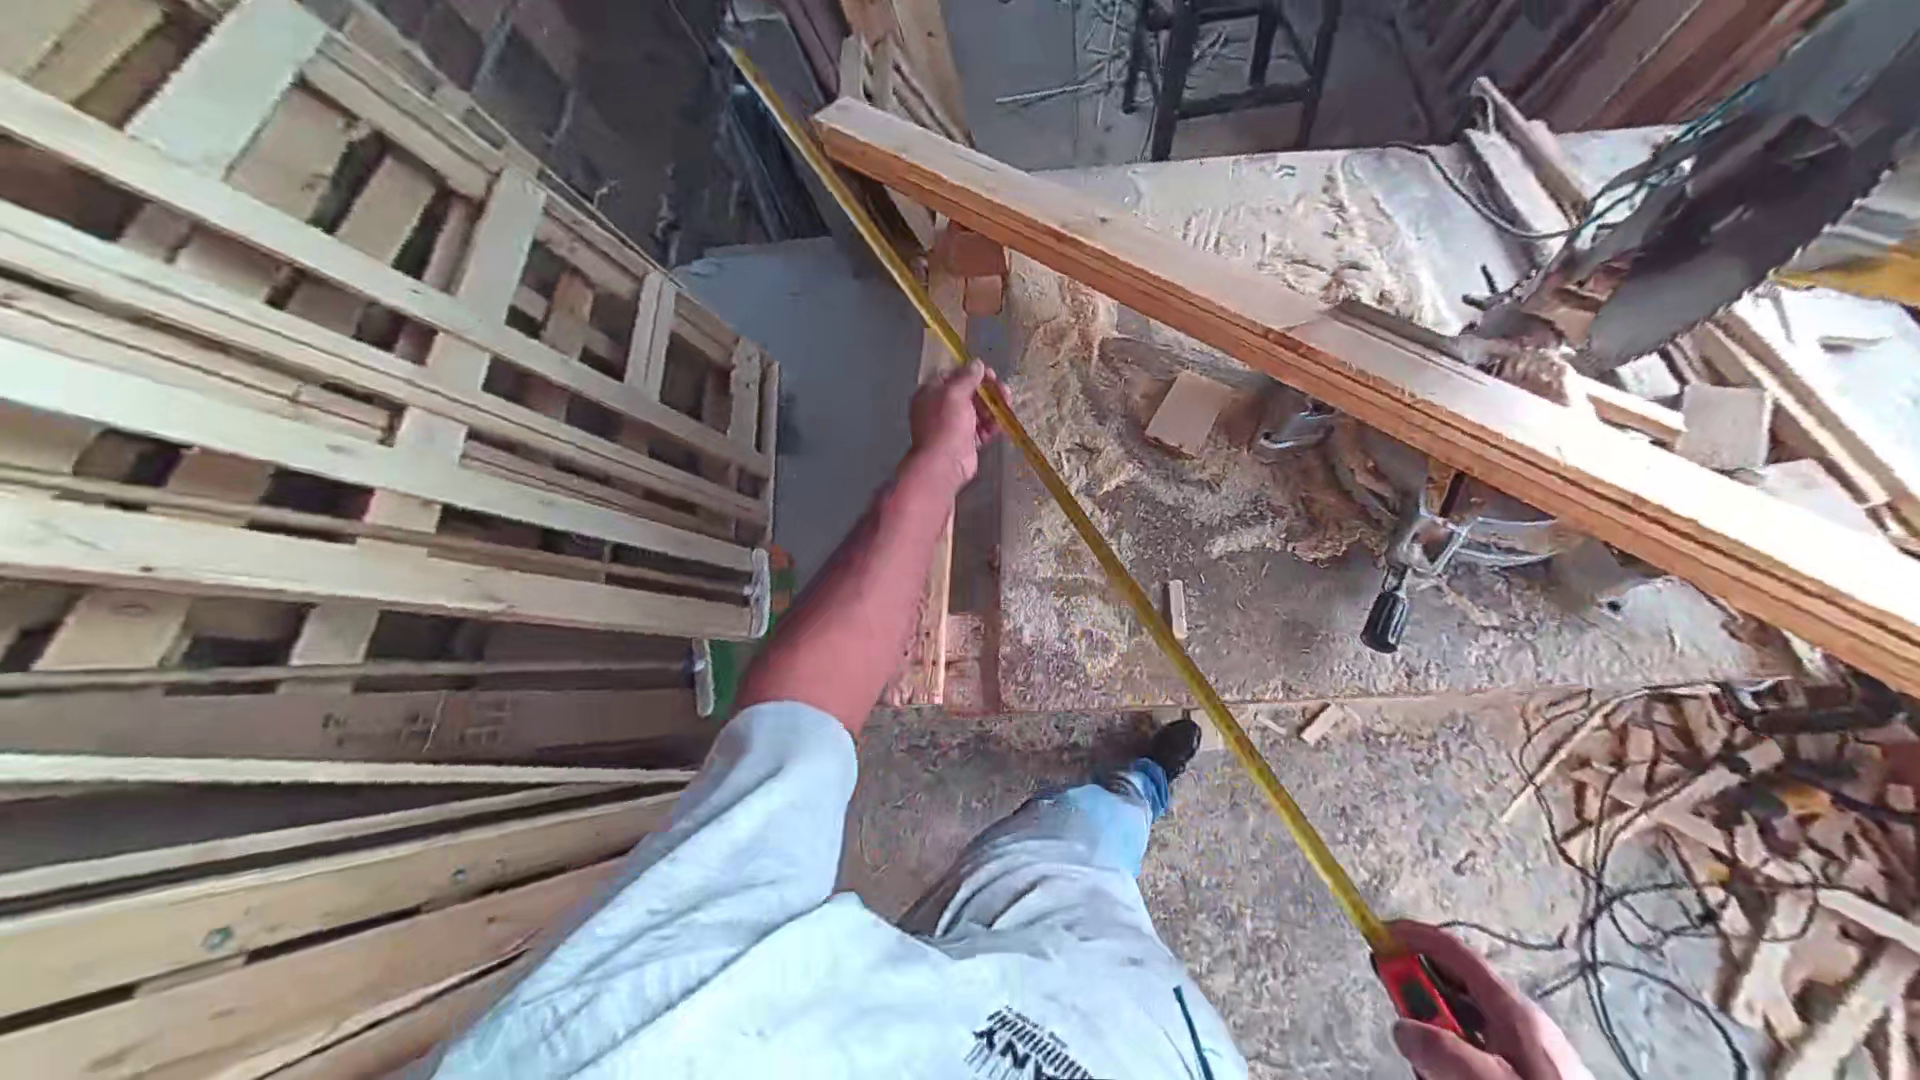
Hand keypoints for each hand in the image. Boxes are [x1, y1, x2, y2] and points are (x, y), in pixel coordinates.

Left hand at [908, 360, 1000, 487]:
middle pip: (968, 394)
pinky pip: (981, 429)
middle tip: (1005, 392)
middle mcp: (940, 407)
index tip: (990, 375)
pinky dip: (991, 426)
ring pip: (977, 411)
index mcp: (932, 393)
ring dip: (993, 409)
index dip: (972, 374)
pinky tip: (1000, 426)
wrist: (944, 463)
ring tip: (1007, 408)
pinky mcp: (965, 441)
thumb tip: (977, 363)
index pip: (953, 376)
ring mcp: (953, 426)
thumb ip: (967, 377)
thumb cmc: (946, 424)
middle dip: (988, 392)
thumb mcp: (955, 394)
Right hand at [1387, 922, 1593, 1079]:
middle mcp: (1518, 1020)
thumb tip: (1401, 1028)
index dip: (1410, 936)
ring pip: (1462, 1022)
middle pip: (1452, 986)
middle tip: (1404, 1028)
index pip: (1451, 950)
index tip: (1375, 939)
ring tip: (1434, 1073)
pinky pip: (1478, 1050)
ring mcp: (1527, 1049)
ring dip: (1437, 1039)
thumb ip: (1438, 1051)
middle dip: (1419, 999)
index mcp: (1511, 1008)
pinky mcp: (1529, 1074)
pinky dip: (1456, 1060)